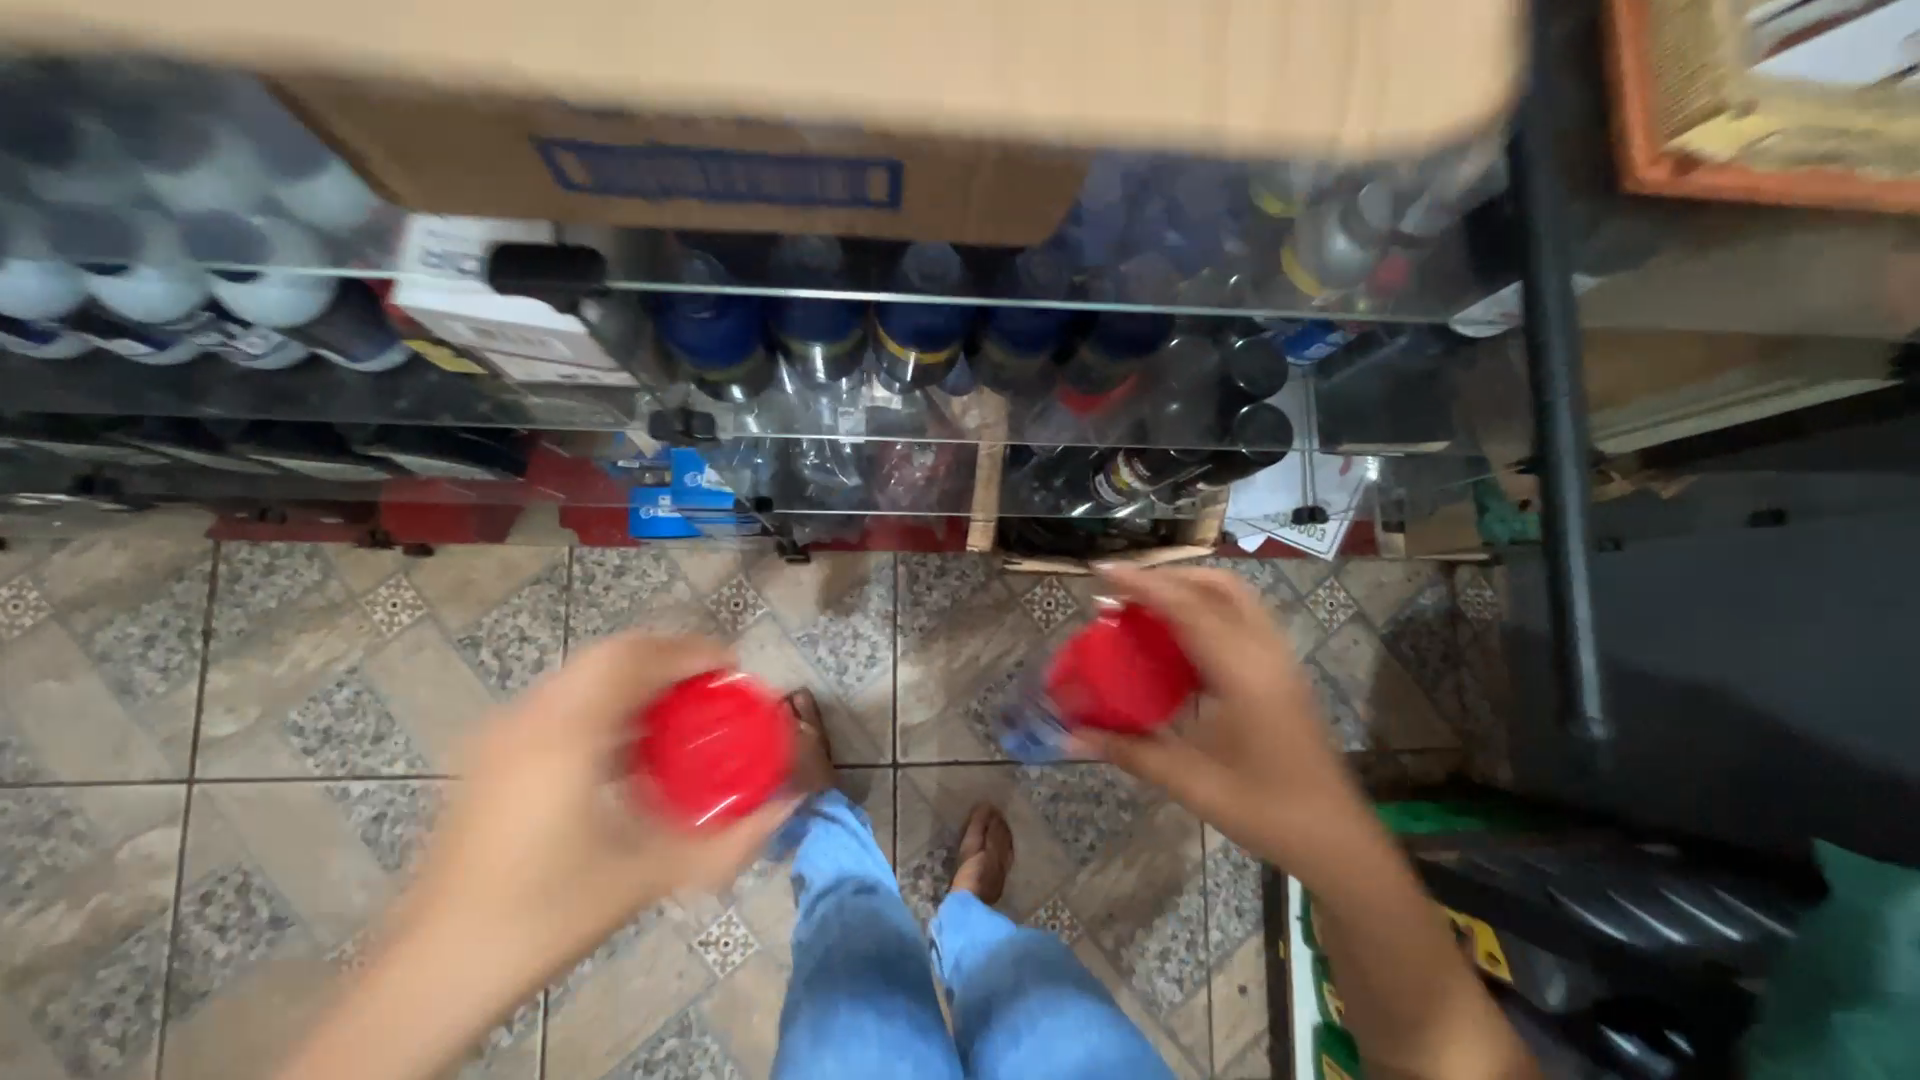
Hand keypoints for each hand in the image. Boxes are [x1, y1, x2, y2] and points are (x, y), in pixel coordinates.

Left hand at [399, 631, 799, 992]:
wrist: (434, 969)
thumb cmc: (545, 915)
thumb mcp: (646, 877)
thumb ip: (727, 843)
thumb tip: (786, 810)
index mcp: (566, 735)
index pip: (632, 656)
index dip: (687, 650)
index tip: (729, 668)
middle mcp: (528, 720)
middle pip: (605, 658)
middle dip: (663, 662)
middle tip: (708, 688)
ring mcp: (497, 740)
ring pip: (576, 681)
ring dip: (630, 685)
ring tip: (673, 718)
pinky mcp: (482, 763)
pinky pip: (554, 709)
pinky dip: (599, 710)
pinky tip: (621, 758)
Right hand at [1071, 564, 1364, 856]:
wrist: (1335, 838)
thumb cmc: (1266, 811)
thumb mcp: (1191, 784)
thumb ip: (1130, 752)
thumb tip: (1070, 737)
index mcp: (1244, 674)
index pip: (1189, 608)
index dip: (1144, 584)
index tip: (1102, 572)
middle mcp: (1267, 655)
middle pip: (1219, 587)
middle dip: (1169, 578)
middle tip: (1123, 593)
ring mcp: (1280, 662)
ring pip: (1236, 600)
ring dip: (1189, 592)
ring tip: (1144, 608)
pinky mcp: (1283, 674)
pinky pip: (1243, 622)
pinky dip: (1206, 614)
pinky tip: (1176, 643)